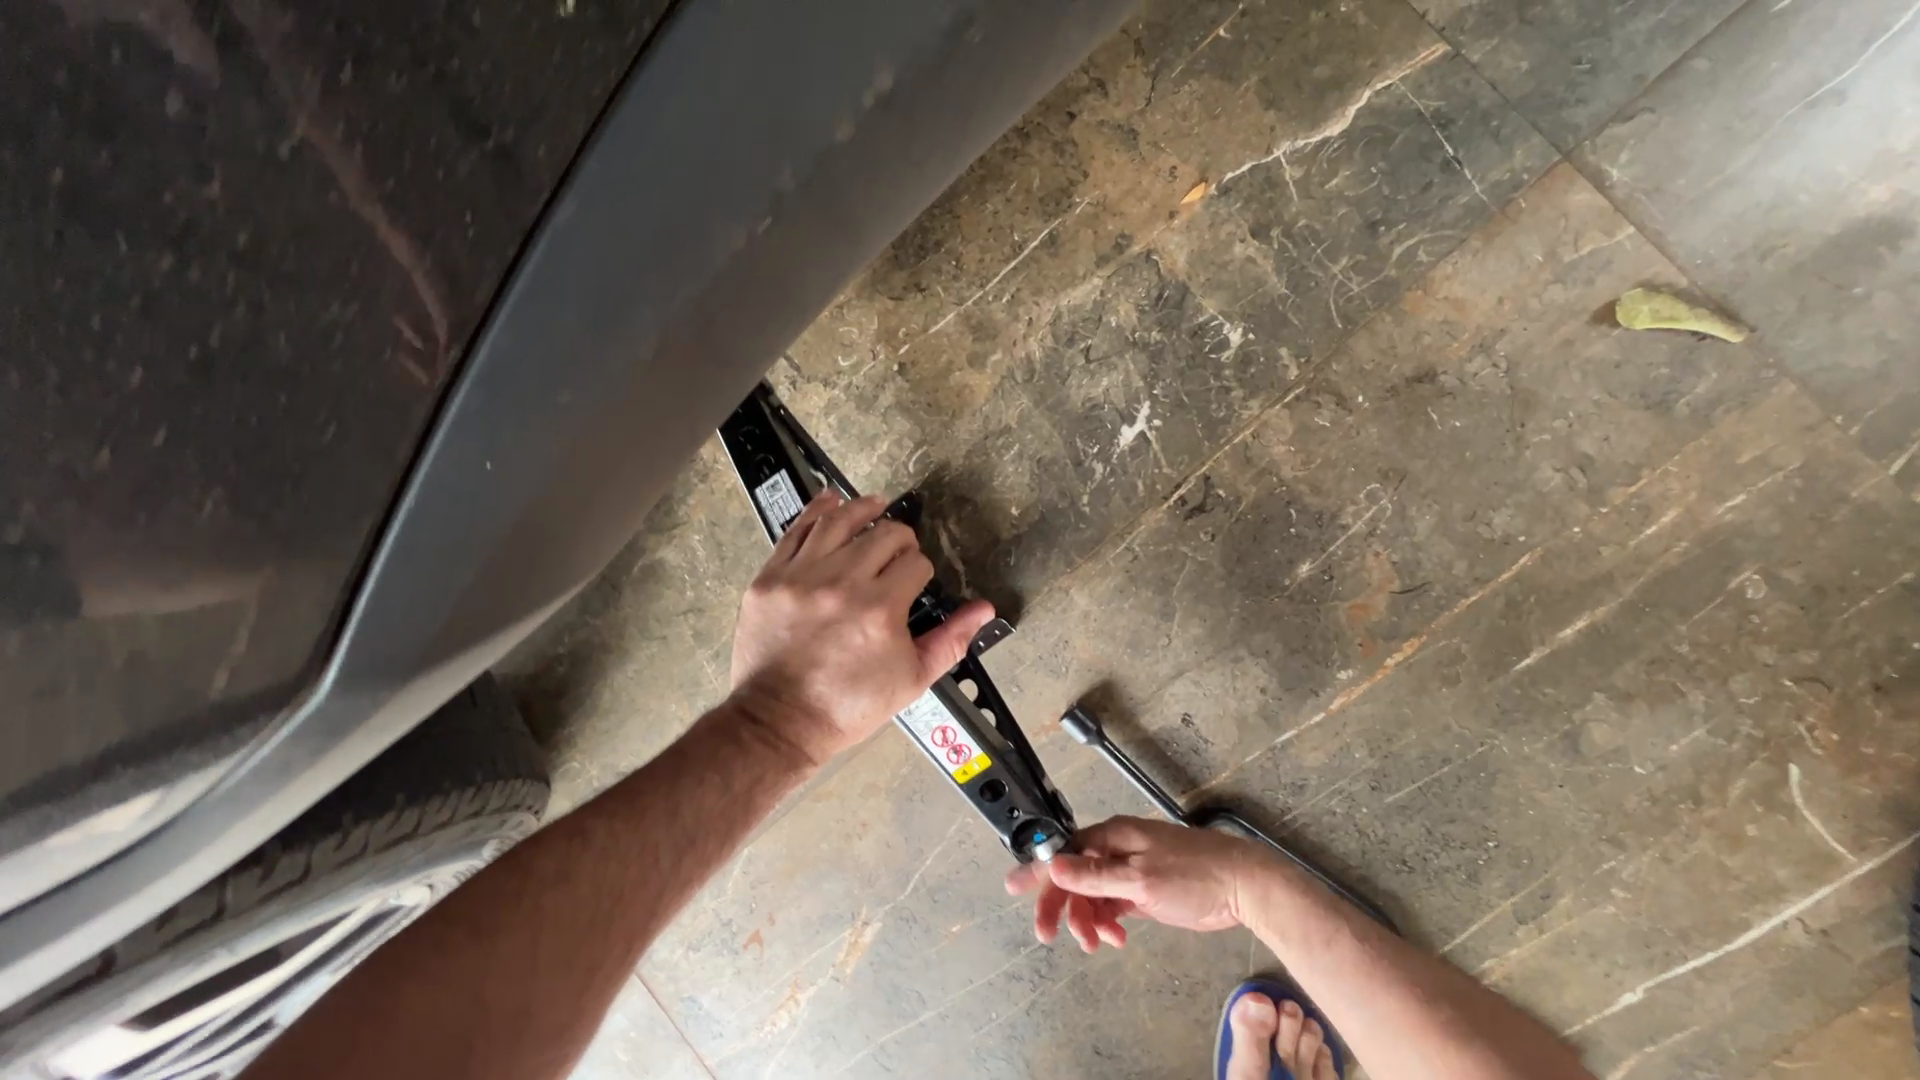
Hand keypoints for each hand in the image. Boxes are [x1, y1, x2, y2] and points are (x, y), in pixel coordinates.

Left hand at [728, 490, 992, 765]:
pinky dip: (816, 512)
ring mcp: (802, 577)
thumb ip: (951, 639)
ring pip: (840, 520)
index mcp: (880, 609)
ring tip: (875, 505)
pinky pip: (796, 530)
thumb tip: (982, 611)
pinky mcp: (771, 578)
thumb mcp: (911, 679)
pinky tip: (830, 502)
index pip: (916, 563)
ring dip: (863, 509)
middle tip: (899, 552)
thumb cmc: (844, 706)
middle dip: (900, 539)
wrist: (780, 722)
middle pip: (884, 534)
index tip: (914, 582)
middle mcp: (842, 584)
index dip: (921, 571)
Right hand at [1004, 816, 1256, 951]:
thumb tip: (1053, 866)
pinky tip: (1114, 938)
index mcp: (1112, 837)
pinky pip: (1112, 906)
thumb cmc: (1194, 875)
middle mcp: (1116, 850)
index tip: (1013, 888)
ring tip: (1099, 943)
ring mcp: (1130, 870)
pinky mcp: (1143, 891)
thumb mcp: (1141, 879)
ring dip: (1088, 920)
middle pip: (1075, 877)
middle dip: (1061, 905)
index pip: (1064, 853)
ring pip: (1092, 896)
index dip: (1038, 871)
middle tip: (1047, 934)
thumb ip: (1095, 876)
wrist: (1243, 886)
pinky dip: (1107, 923)